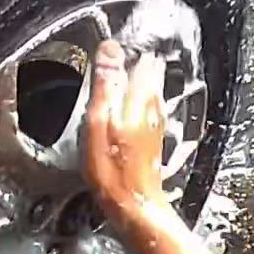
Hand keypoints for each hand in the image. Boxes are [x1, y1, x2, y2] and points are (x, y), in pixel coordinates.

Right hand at [83, 40, 175, 239]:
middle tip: (120, 55)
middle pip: (150, 75)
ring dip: (139, 82)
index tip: (115, 46)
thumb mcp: (98, 125)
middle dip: (138, 62)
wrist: (134, 207)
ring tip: (124, 75)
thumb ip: (105, 87)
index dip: (130, 50)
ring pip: (151, 92)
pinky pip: (148, 111)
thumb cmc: (113, 172)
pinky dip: (139, 103)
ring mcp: (155, 126)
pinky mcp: (153, 142)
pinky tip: (129, 109)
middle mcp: (152, 110)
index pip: (142, 62)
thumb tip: (109, 51)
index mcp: (139, 101)